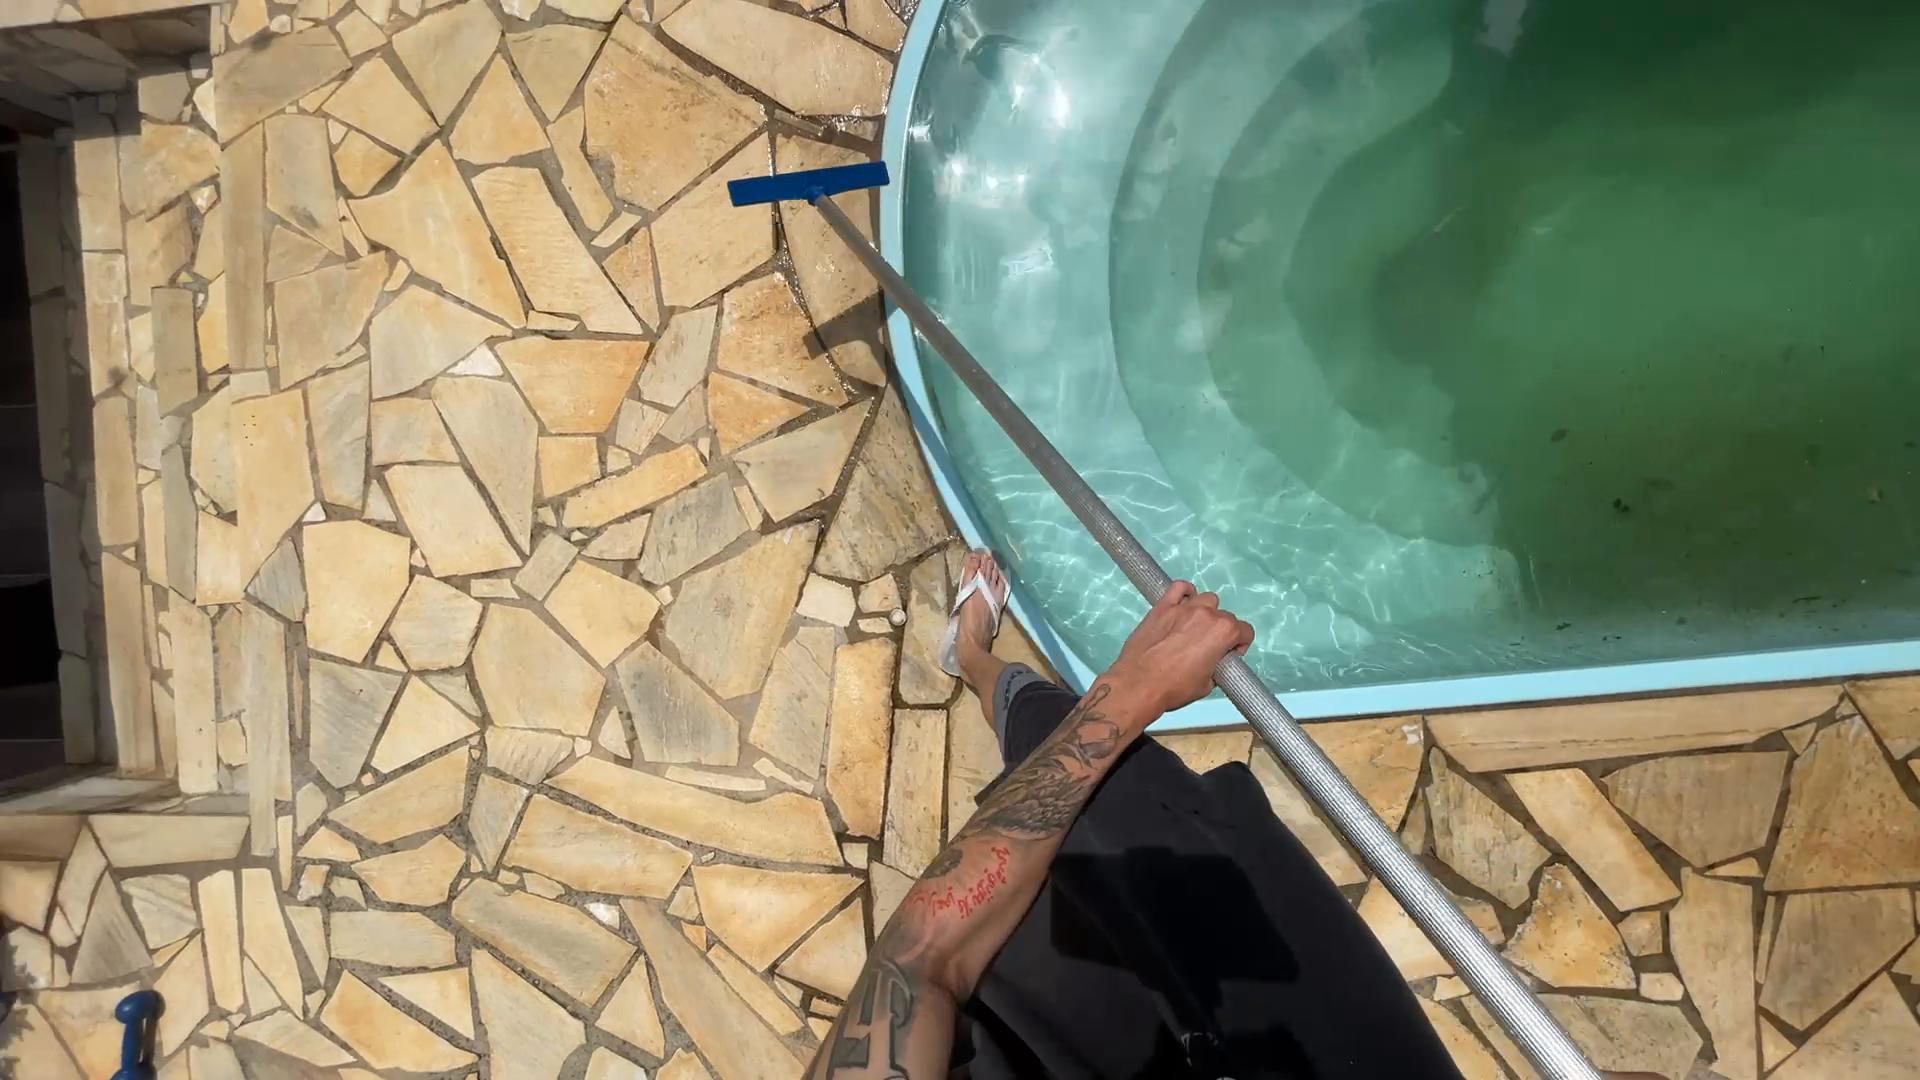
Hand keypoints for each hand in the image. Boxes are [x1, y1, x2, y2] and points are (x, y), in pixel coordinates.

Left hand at [1103, 581, 1254, 719]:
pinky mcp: (1162, 606)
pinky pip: (1178, 587)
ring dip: (1206, 612)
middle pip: (1225, 616)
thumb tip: (1211, 661)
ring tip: (1194, 628)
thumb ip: (1216, 665)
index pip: (1245, 631)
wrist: (1139, 683)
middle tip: (1208, 647)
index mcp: (1223, 632)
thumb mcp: (1207, 684)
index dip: (1239, 645)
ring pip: (1205, 599)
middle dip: (1221, 631)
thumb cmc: (1175, 687)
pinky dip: (1185, 591)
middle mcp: (1206, 614)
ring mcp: (1183, 608)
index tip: (1227, 656)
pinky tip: (1184, 602)